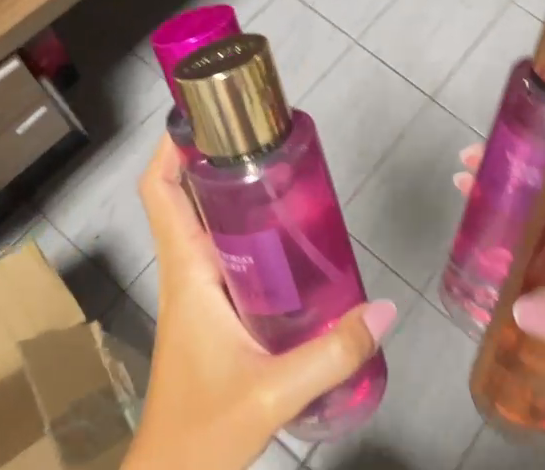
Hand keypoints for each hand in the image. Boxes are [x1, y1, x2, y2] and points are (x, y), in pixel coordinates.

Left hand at [126, 139, 398, 469]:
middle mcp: (187, 273)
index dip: (171, 146)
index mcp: (188, 274)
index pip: (160, 193)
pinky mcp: (209, 313)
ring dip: (233, 191)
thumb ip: (332, 353)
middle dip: (215, 156)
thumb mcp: (273, 393)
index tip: (203, 112)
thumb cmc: (203, 432)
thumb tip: (385, 310)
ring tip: (286, 171)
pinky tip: (291, 240)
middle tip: (267, 133)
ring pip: (206, 223)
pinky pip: (225, 254)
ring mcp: (196, 293)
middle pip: (184, 196)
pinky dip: (248, 231)